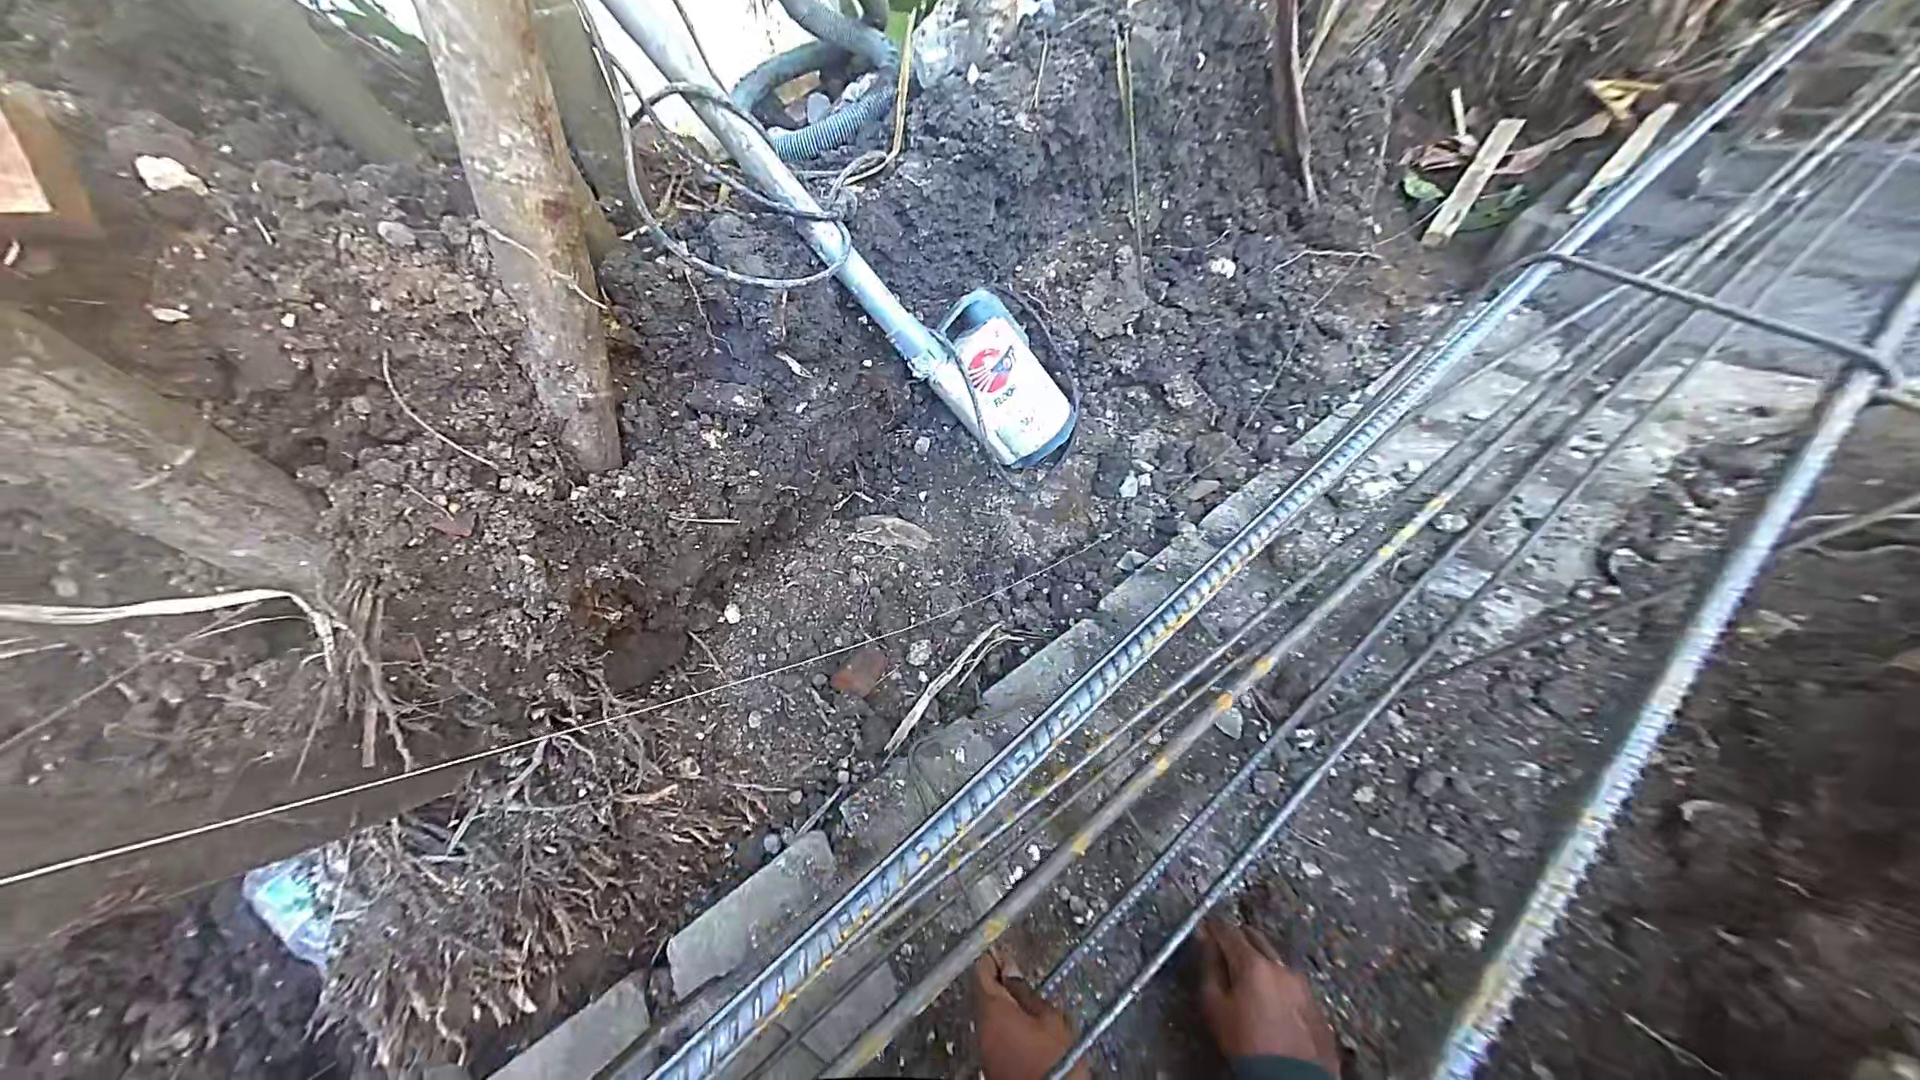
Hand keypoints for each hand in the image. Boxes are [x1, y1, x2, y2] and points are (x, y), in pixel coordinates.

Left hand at [972, 952, 1090, 1079]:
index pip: (983, 971)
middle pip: (985, 994)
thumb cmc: (1054, 1061)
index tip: (1007, 952)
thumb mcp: (1050, 1020)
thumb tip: (1010, 969)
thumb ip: (1026, 992)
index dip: (994, 958)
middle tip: (1023, 978)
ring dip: (1007, 1005)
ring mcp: (985, 1049)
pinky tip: (1028, 1028)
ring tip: (1031, 1004)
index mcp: (992, 1010)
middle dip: (1001, 983)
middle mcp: (982, 1028)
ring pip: (991, 1015)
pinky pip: (997, 1034)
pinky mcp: (993, 1065)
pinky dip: (1009, 1025)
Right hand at [1197, 918, 1339, 1075]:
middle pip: (1255, 937)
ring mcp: (1302, 984)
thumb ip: (1209, 966)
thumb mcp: (1214, 1006)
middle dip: (1238, 938)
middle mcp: (1279, 966)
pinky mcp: (1316, 1003)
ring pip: (1276, 958)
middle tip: (1226, 949)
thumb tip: (1206, 939)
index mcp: (1252, 963)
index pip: (1228, 931)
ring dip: (1261, 958)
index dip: (1214, 927)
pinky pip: (1292, 980)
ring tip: (1250, 975)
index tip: (1206, 929)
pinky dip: (1278, 980)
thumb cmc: (1246, 1044)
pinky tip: (1272, 997)